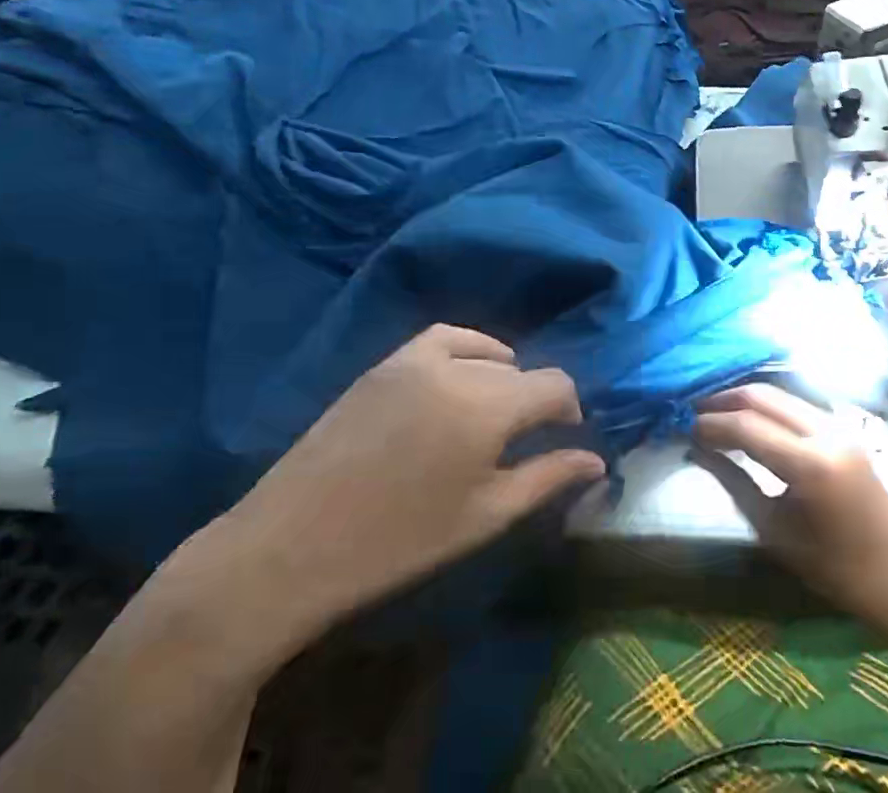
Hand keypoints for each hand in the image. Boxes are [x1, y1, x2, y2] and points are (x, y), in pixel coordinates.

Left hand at [190, 325, 605, 652]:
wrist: (291, 546)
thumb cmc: (400, 542)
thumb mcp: (486, 515)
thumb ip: (547, 478)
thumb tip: (596, 460)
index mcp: (487, 406)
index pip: (554, 384)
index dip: (570, 409)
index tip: (566, 439)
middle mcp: (456, 369)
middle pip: (520, 370)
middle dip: (534, 400)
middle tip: (527, 442)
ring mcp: (413, 360)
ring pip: (484, 354)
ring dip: (503, 377)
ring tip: (496, 413)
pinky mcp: (382, 365)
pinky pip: (441, 340)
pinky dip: (466, 351)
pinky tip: (462, 379)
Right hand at [693, 384, 887, 631]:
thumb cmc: (832, 566)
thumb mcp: (773, 529)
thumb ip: (733, 482)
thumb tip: (696, 449)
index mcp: (811, 465)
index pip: (747, 427)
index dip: (711, 424)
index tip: (683, 429)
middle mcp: (828, 433)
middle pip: (764, 397)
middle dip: (724, 400)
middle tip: (693, 412)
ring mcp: (841, 426)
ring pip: (781, 395)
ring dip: (746, 399)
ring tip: (714, 413)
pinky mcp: (845, 428)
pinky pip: (797, 405)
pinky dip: (768, 407)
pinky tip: (748, 419)